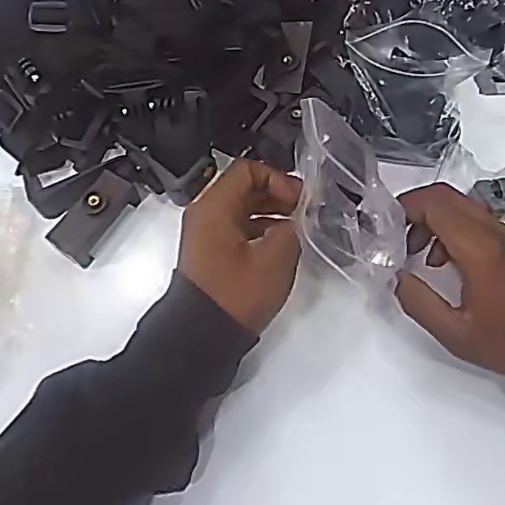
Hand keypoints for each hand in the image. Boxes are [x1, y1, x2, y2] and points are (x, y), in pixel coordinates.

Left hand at [179, 159, 303, 334]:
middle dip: (277, 194)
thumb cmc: (234, 295)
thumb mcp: (275, 258)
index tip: (298, 198)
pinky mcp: (211, 253)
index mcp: (214, 207)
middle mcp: (205, 215)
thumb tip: (299, 216)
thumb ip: (292, 227)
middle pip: (244, 187)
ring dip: (271, 212)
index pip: (247, 169)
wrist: (202, 336)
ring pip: (242, 208)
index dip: (278, 178)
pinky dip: (260, 229)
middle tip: (303, 209)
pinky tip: (281, 243)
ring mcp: (206, 234)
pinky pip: (237, 228)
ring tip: (297, 226)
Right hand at [395, 183, 504, 388]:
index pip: (434, 203)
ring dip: (433, 219)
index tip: (385, 229)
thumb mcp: (458, 336)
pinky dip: (452, 228)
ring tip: (417, 253)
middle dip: (414, 210)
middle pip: (445, 195)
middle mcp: (495, 232)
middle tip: (396, 237)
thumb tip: (397, 277)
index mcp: (480, 249)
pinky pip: (476, 219)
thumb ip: (419, 303)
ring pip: (460, 205)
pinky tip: (445, 261)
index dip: (403, 208)